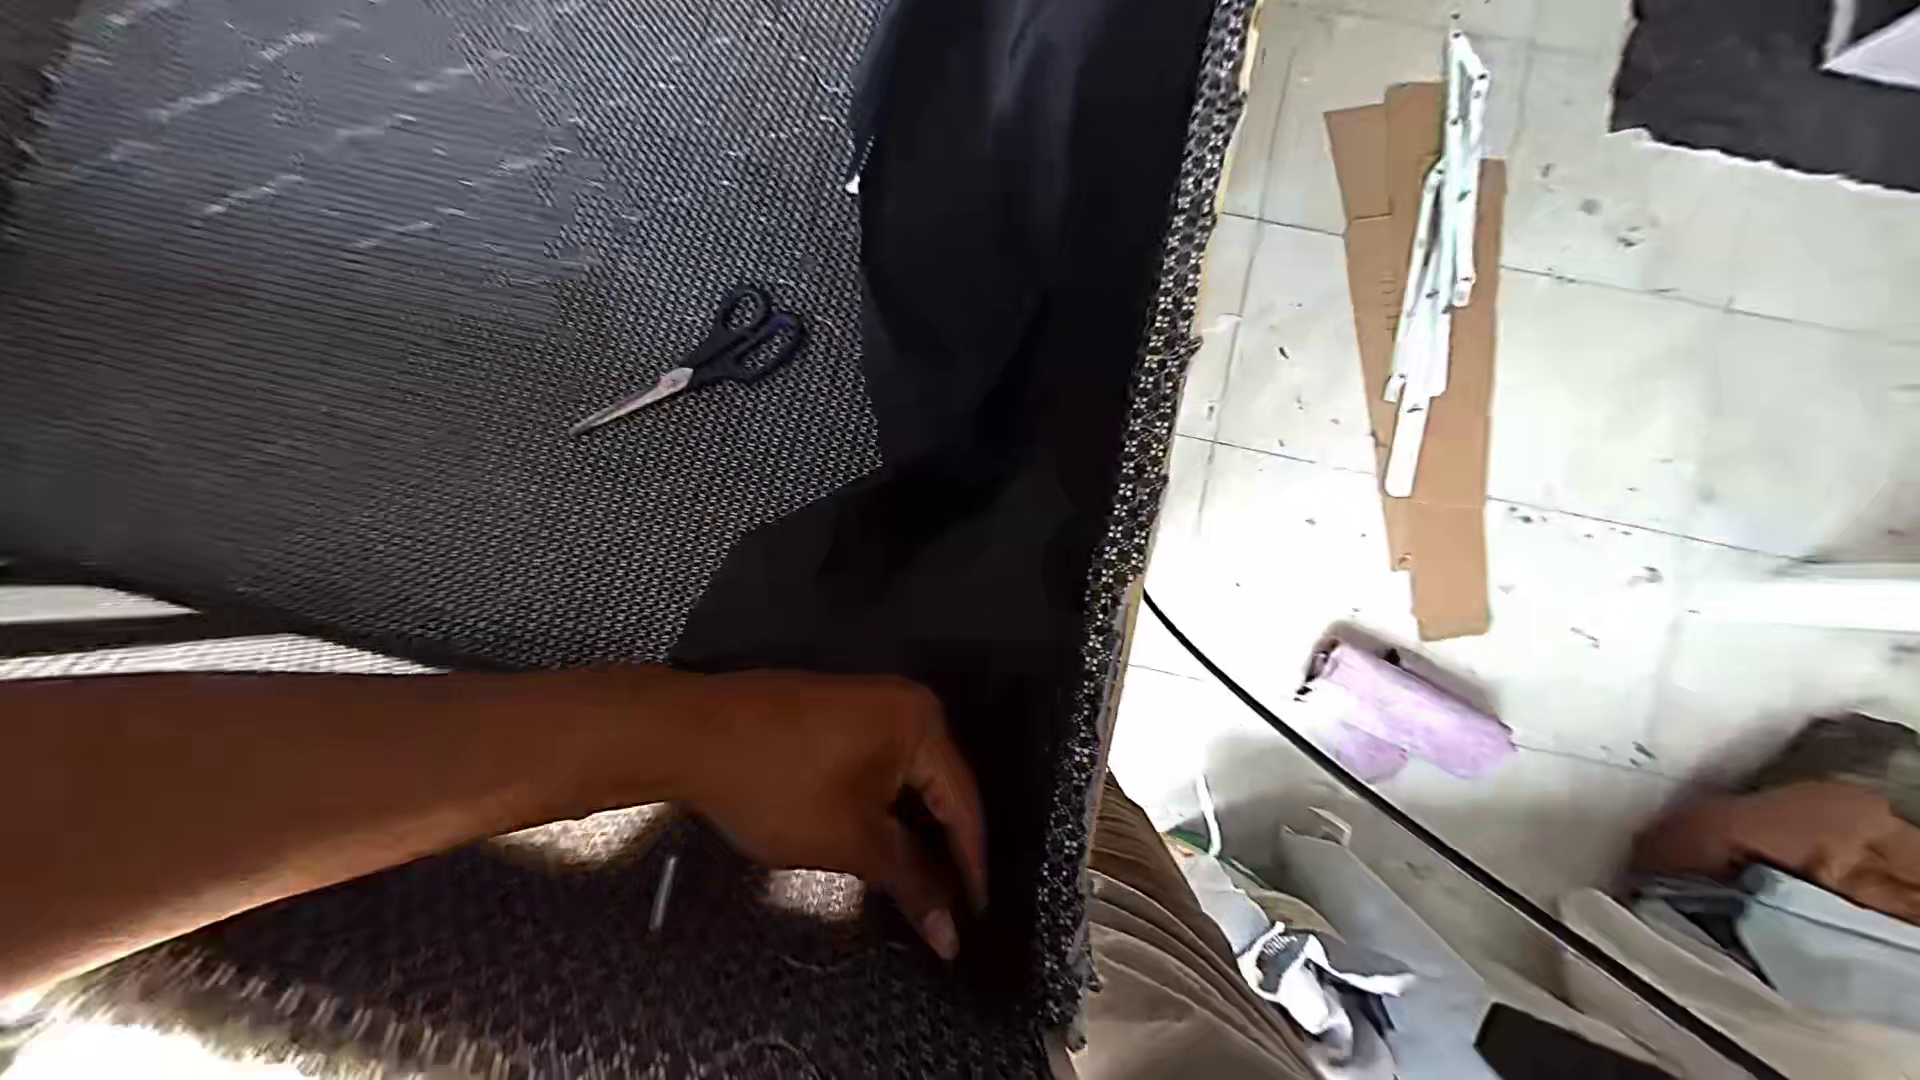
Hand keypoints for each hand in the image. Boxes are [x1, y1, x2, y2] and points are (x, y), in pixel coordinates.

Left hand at [677, 672, 987, 959]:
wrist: (691, 734)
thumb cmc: (778, 784)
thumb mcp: (851, 840)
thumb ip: (910, 882)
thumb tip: (950, 932)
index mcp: (921, 721)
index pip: (964, 802)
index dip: (970, 864)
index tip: (973, 916)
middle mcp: (904, 701)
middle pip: (937, 785)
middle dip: (940, 845)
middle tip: (945, 903)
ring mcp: (869, 700)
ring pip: (906, 773)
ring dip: (910, 825)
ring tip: (915, 878)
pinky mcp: (839, 709)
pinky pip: (880, 759)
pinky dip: (883, 800)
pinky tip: (878, 832)